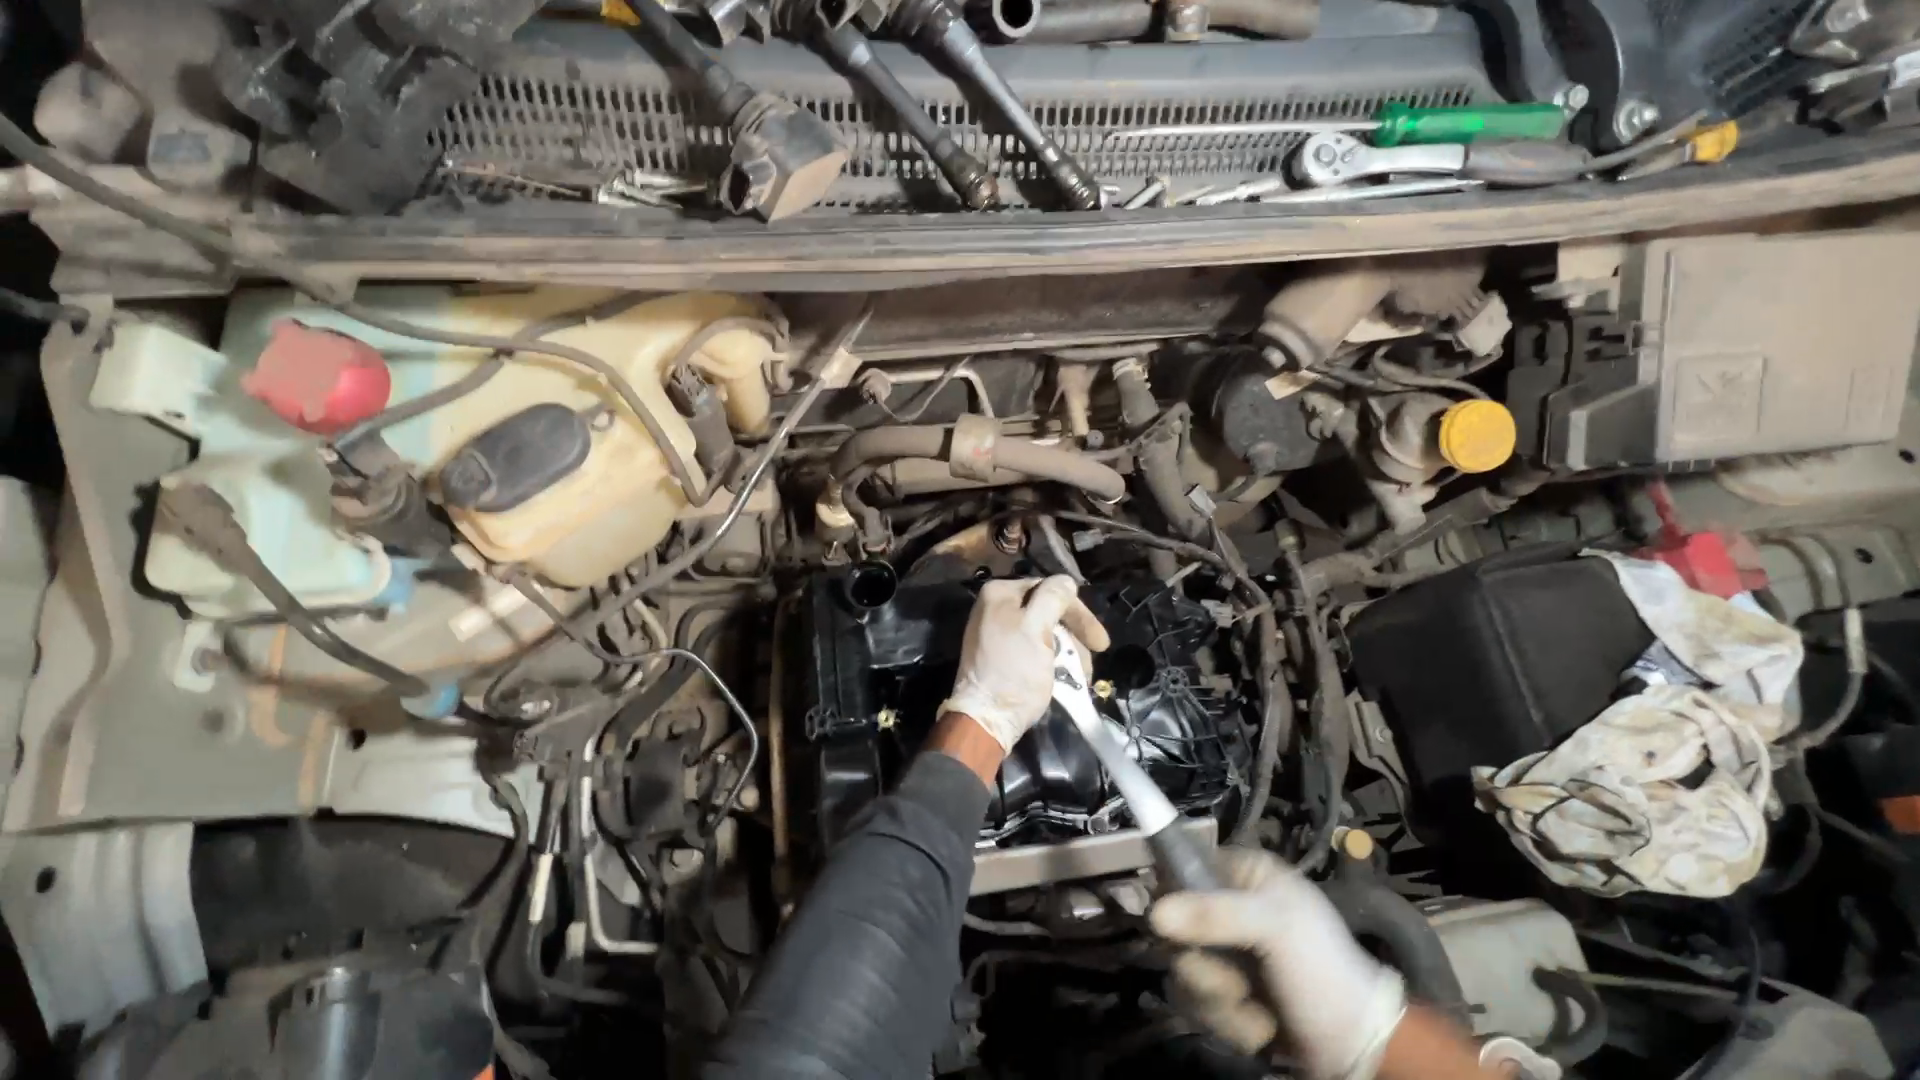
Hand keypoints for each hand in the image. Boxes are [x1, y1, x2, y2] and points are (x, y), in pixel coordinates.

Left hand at [937, 576, 1109, 752]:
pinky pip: (1034, 648)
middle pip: (1049, 611)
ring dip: (1068, 651)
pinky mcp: (1001, 655)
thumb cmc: (1014, 672)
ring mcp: (997, 632)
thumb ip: (1052, 598)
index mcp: (1000, 593)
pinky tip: (1066, 675)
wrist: (986, 720)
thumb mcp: (1035, 629)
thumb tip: (1066, 581)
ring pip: (1045, 632)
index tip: (1100, 642)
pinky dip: (1053, 659)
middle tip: (1093, 659)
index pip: (1050, 590)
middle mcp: (995, 607)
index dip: (1079, 614)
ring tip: (1081, 674)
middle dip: (1074, 636)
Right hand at [1151, 848, 1407, 1079]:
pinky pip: (1196, 1004)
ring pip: (1183, 971)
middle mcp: (1229, 909)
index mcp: (1245, 876)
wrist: (1358, 1044)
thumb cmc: (1321, 970)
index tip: (1172, 924)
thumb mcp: (1275, 929)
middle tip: (1235, 982)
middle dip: (1204, 968)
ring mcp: (1226, 955)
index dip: (1173, 896)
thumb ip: (1215, 914)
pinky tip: (1260, 1027)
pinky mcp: (1224, 995)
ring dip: (1218, 1002)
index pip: (1183, 867)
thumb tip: (1154, 914)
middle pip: (1175, 928)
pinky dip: (1228, 1023)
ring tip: (1255, 1011)